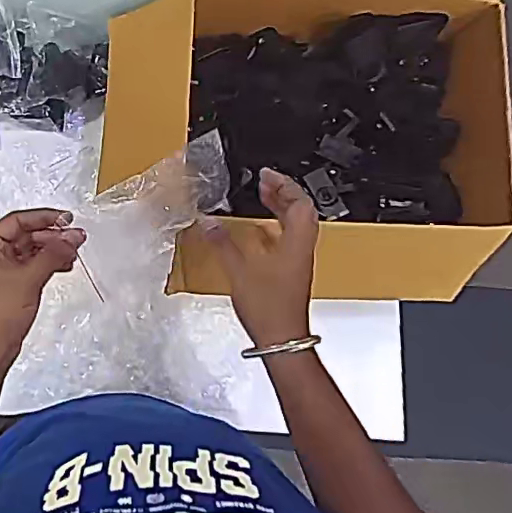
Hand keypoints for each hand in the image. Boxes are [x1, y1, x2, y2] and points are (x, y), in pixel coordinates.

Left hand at [0, 208, 86, 361]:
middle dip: (51, 235)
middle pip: (24, 236)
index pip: (16, 221)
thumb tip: (71, 237)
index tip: (65, 219)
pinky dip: (46, 264)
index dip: (43, 217)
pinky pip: (29, 267)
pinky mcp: (7, 287)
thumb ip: (53, 254)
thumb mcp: (29, 278)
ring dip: (51, 250)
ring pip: (29, 252)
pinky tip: (61, 266)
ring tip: (72, 251)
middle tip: (74, 237)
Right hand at [196, 168, 318, 345]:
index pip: (299, 201)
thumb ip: (223, 244)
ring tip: (264, 197)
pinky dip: (277, 226)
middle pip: (301, 210)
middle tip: (265, 182)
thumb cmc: (270, 309)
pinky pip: (290, 239)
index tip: (267, 175)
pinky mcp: (293, 271)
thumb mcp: (239, 271)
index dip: (284, 184)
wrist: (281, 338)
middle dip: (283, 192)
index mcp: (296, 242)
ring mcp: (299, 260)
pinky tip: (261, 231)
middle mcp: (302, 249)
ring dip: (282, 207)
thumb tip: (209, 223)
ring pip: (297, 224)